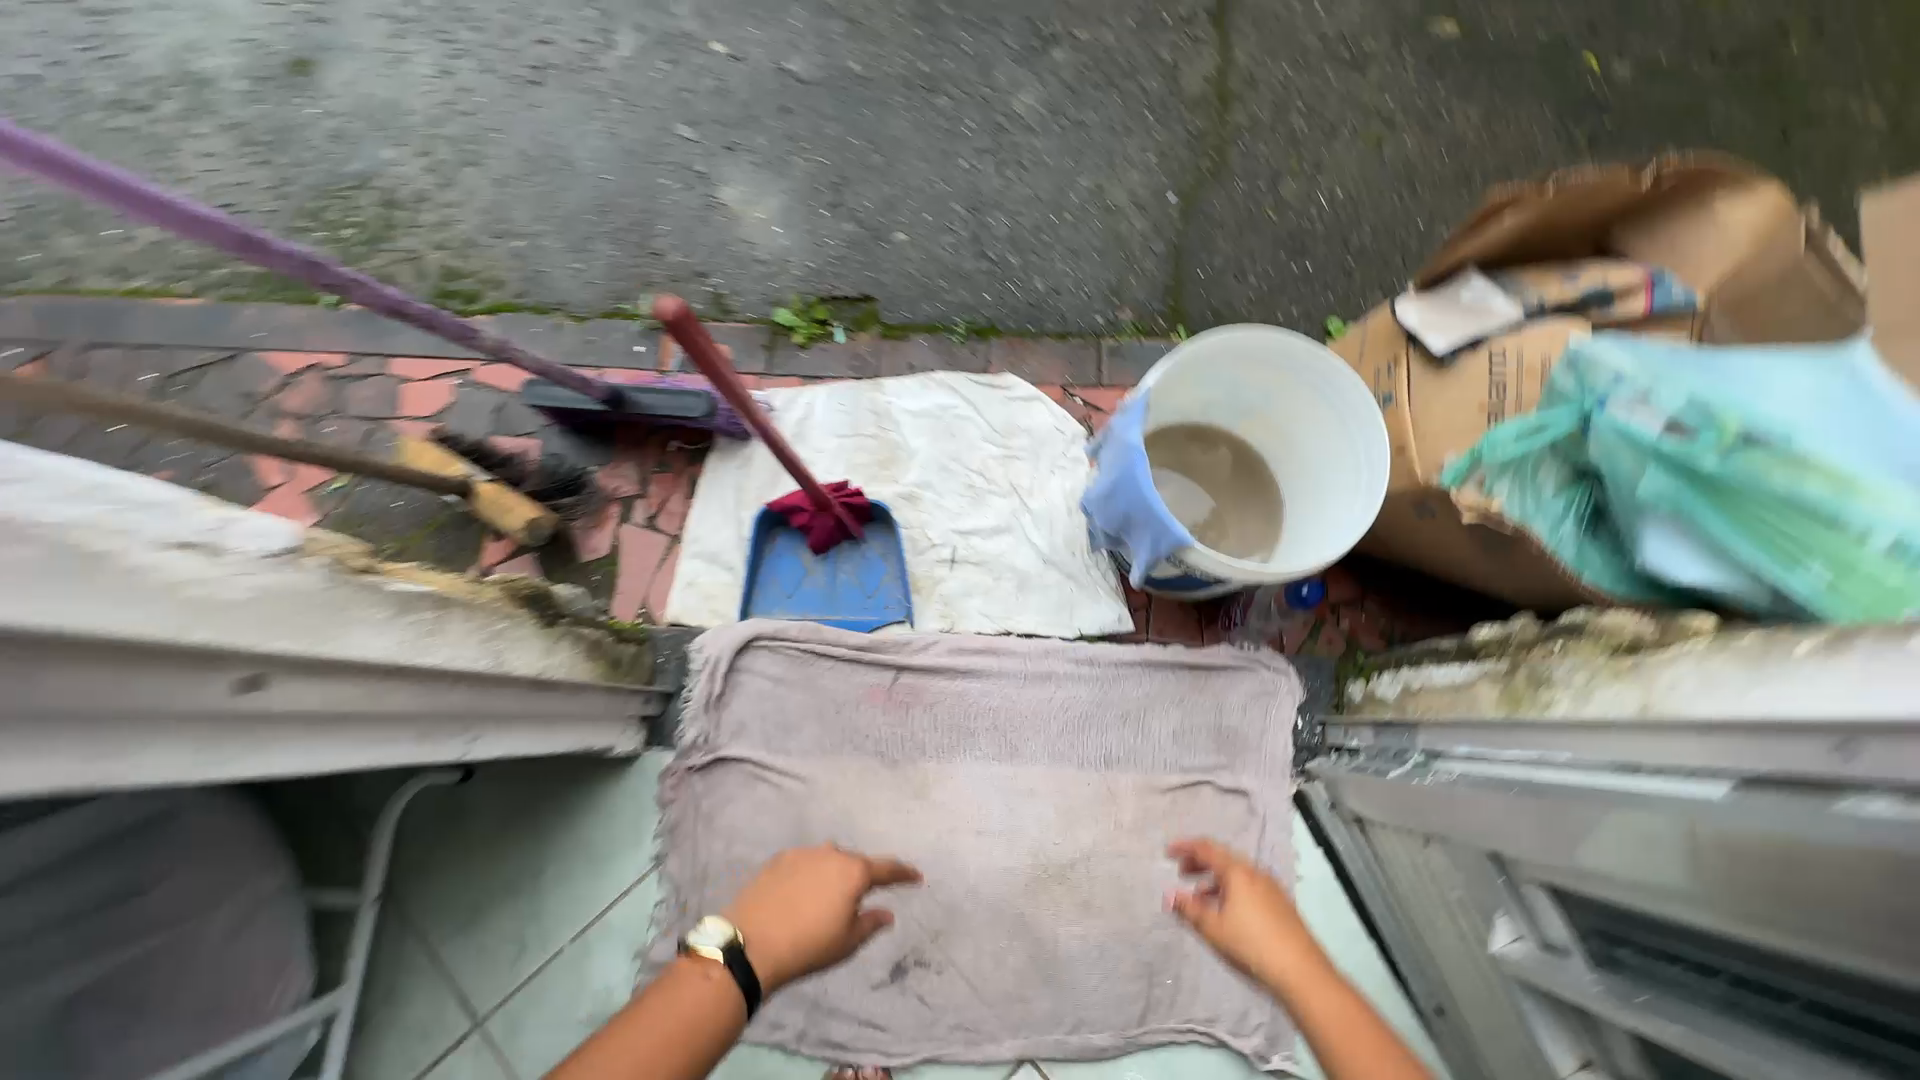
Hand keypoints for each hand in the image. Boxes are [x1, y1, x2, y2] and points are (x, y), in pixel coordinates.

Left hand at [723, 844, 922, 992]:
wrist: (750, 944)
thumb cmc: (808, 946)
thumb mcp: (847, 942)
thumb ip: (871, 923)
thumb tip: (887, 913)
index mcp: (854, 872)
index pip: (887, 869)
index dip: (904, 874)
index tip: (917, 876)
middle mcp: (831, 854)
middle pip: (855, 862)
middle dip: (861, 876)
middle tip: (860, 897)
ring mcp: (803, 853)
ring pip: (828, 859)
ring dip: (833, 873)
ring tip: (828, 895)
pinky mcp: (778, 860)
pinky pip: (804, 863)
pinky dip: (810, 874)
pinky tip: (801, 893)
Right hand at [1165, 837, 1318, 985]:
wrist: (1302, 972)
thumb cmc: (1251, 945)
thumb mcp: (1213, 928)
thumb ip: (1189, 909)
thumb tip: (1170, 895)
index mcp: (1237, 872)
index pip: (1206, 848)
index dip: (1184, 847)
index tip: (1167, 853)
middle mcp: (1255, 873)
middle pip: (1222, 858)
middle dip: (1199, 863)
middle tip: (1182, 874)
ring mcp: (1271, 887)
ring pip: (1237, 874)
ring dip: (1215, 879)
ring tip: (1201, 898)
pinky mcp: (1280, 903)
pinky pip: (1248, 886)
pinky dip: (1231, 890)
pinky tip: (1227, 912)